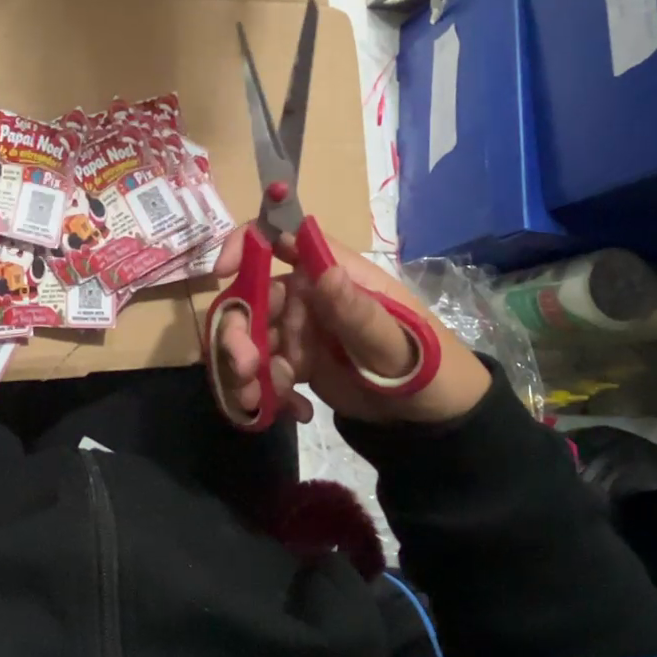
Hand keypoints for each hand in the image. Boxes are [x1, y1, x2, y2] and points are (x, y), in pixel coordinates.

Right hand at [212, 228, 490, 425]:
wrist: (433, 416)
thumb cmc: (424, 364)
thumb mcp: (392, 341)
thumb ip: (356, 310)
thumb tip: (323, 269)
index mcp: (333, 275)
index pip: (281, 239)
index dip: (245, 245)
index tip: (223, 272)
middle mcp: (308, 297)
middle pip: (252, 299)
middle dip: (238, 334)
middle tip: (243, 370)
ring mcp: (299, 332)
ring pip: (251, 339)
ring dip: (247, 371)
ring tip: (259, 402)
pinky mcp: (295, 364)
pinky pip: (263, 371)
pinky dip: (268, 393)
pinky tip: (295, 412)